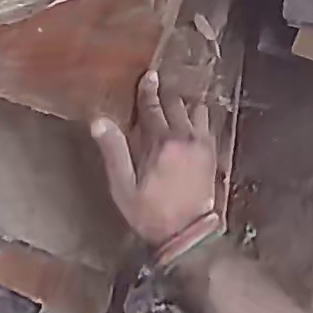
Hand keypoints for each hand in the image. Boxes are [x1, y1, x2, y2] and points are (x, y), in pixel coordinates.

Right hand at [90, 71, 217, 247]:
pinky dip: (198, 117)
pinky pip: (208, 124)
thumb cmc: (150, 212)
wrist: (189, 237)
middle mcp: (185, 136)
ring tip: (174, 103)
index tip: (148, 76)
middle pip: (175, 103)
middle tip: (157, 85)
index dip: (147, 90)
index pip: (152, 107)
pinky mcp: (213, 154)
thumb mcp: (123, 186)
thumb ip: (113, 151)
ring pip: (196, 110)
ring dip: (184, 104)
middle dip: (164, 94)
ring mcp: (203, 144)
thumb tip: (99, 121)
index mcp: (162, 142)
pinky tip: (192, 120)